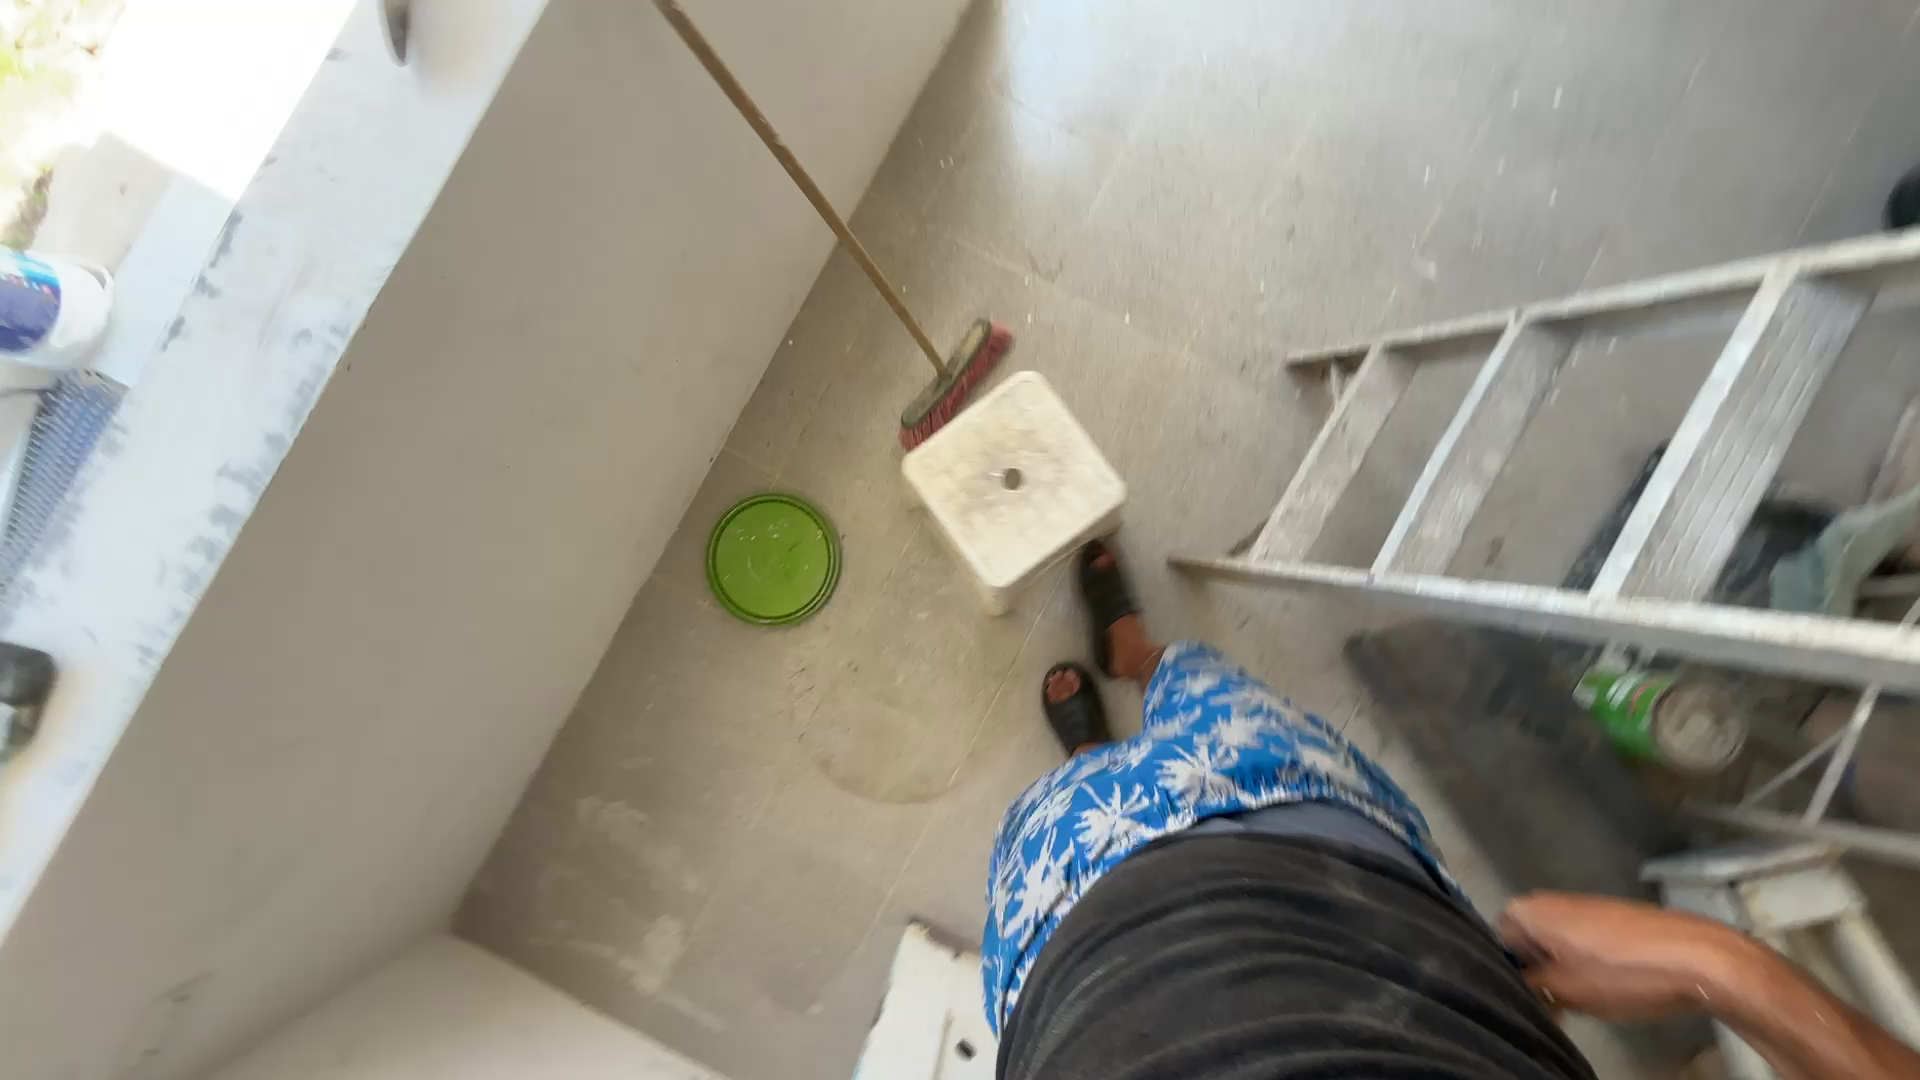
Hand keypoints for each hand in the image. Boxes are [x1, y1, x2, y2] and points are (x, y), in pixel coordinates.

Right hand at [1499, 892, 1748, 1021]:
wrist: (1696, 957)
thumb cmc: (1621, 972)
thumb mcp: (1566, 990)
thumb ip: (1529, 986)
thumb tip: (1517, 985)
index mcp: (1524, 910)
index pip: (1498, 945)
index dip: (1514, 977)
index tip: (1536, 1003)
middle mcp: (1543, 899)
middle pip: (1526, 942)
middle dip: (1540, 974)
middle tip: (1561, 1007)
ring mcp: (1577, 904)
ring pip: (1555, 942)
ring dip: (1564, 970)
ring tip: (1589, 999)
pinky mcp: (1607, 914)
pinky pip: (1580, 939)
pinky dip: (1587, 962)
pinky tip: (1612, 984)